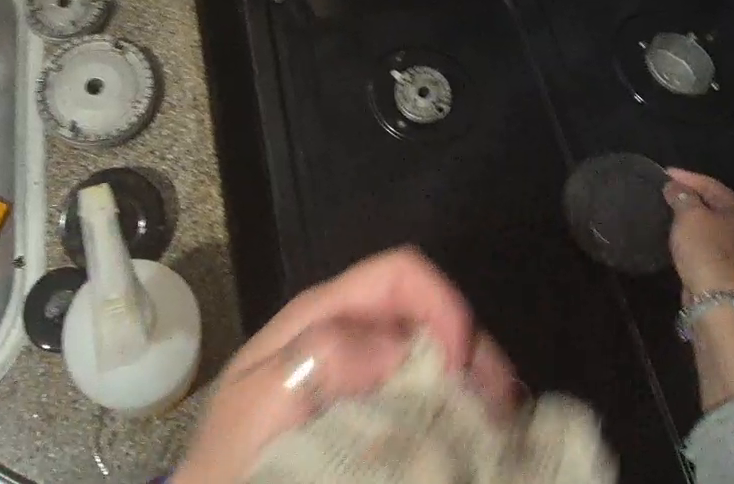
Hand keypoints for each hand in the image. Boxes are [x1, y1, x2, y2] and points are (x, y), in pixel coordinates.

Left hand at [175, 247, 521, 483]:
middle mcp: (355, 337)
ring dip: (473, 394)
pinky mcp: (379, 422)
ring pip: (440, 365)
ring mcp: (369, 380)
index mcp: (325, 315)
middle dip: (472, 357)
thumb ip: (316, 359)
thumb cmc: (232, 458)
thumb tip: (396, 348)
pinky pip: (431, 408)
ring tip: (498, 440)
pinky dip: (460, 424)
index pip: (399, 276)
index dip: (441, 304)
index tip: (463, 369)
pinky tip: (475, 451)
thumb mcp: (259, 402)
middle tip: (500, 418)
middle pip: (432, 319)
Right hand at [663, 169, 733, 299]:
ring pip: (712, 223)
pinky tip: (680, 233)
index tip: (661, 172)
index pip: (711, 184)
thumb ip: (682, 196)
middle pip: (714, 203)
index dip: (686, 176)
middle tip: (665, 189)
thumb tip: (675, 187)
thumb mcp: (690, 216)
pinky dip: (694, 232)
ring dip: (692, 214)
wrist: (718, 299)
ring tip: (668, 208)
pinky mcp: (729, 266)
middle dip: (690, 194)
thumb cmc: (705, 250)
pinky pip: (709, 240)